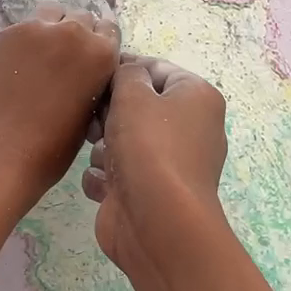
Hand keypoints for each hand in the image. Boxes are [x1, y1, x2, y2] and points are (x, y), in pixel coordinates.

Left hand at [0, 3, 119, 206]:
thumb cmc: (50, 148)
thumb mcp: (89, 116)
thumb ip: (94, 83)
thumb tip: (87, 76)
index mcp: (101, 54)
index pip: (109, 30)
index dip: (101, 44)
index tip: (91, 58)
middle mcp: (73, 32)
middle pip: (81, 18)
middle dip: (78, 34)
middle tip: (66, 59)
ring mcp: (36, 29)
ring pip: (53, 14)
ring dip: (54, 28)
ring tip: (44, 54)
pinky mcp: (7, 33)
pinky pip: (25, 27)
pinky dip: (27, 39)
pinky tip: (20, 62)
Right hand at [83, 56, 228, 269]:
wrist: (157, 222)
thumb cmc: (150, 146)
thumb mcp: (133, 94)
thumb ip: (126, 73)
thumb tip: (127, 74)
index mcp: (197, 98)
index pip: (156, 68)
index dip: (124, 67)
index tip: (94, 73)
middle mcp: (189, 129)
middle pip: (138, 106)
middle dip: (109, 112)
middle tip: (93, 118)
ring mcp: (168, 163)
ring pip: (123, 140)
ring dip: (104, 147)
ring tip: (101, 156)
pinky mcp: (147, 192)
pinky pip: (117, 172)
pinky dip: (105, 176)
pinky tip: (103, 183)